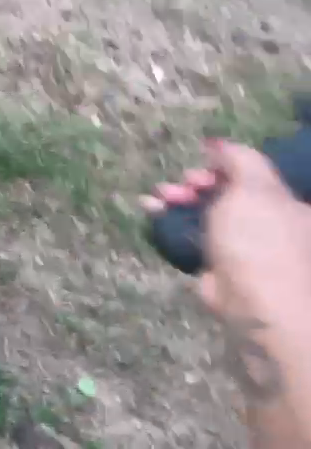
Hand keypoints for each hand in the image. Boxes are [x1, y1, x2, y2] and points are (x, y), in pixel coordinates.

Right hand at [141, 140, 310, 322]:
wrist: (259, 305)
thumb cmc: (264, 244)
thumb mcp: (256, 191)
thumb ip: (241, 160)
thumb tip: (222, 143)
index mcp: (296, 209)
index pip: (260, 177)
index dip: (229, 166)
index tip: (208, 166)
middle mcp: (280, 226)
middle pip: (230, 191)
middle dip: (197, 181)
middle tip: (183, 184)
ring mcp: (252, 246)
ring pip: (208, 209)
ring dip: (177, 197)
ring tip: (158, 197)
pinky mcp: (225, 261)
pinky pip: (194, 230)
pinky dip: (170, 218)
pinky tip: (151, 210)